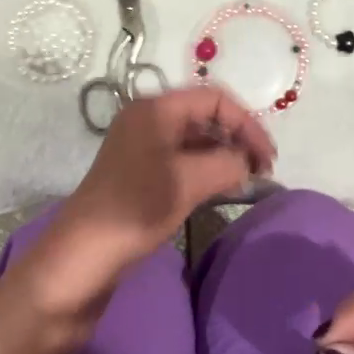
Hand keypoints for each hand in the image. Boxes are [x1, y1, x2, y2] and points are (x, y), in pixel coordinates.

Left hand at [55, 87, 275, 267]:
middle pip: (204, 116)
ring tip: (246, 184)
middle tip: (261, 173)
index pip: (214, 98)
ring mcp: (141, 147)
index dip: (247, 124)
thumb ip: (228, 162)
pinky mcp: (139, 174)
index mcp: (155, 109)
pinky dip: (205, 172)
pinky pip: (181, 161)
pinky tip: (222, 191)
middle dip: (237, 139)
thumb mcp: (190, 181)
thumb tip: (248, 162)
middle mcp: (147, 120)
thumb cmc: (136, 209)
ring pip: (194, 141)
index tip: (268, 160)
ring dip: (223, 157)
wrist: (84, 255)